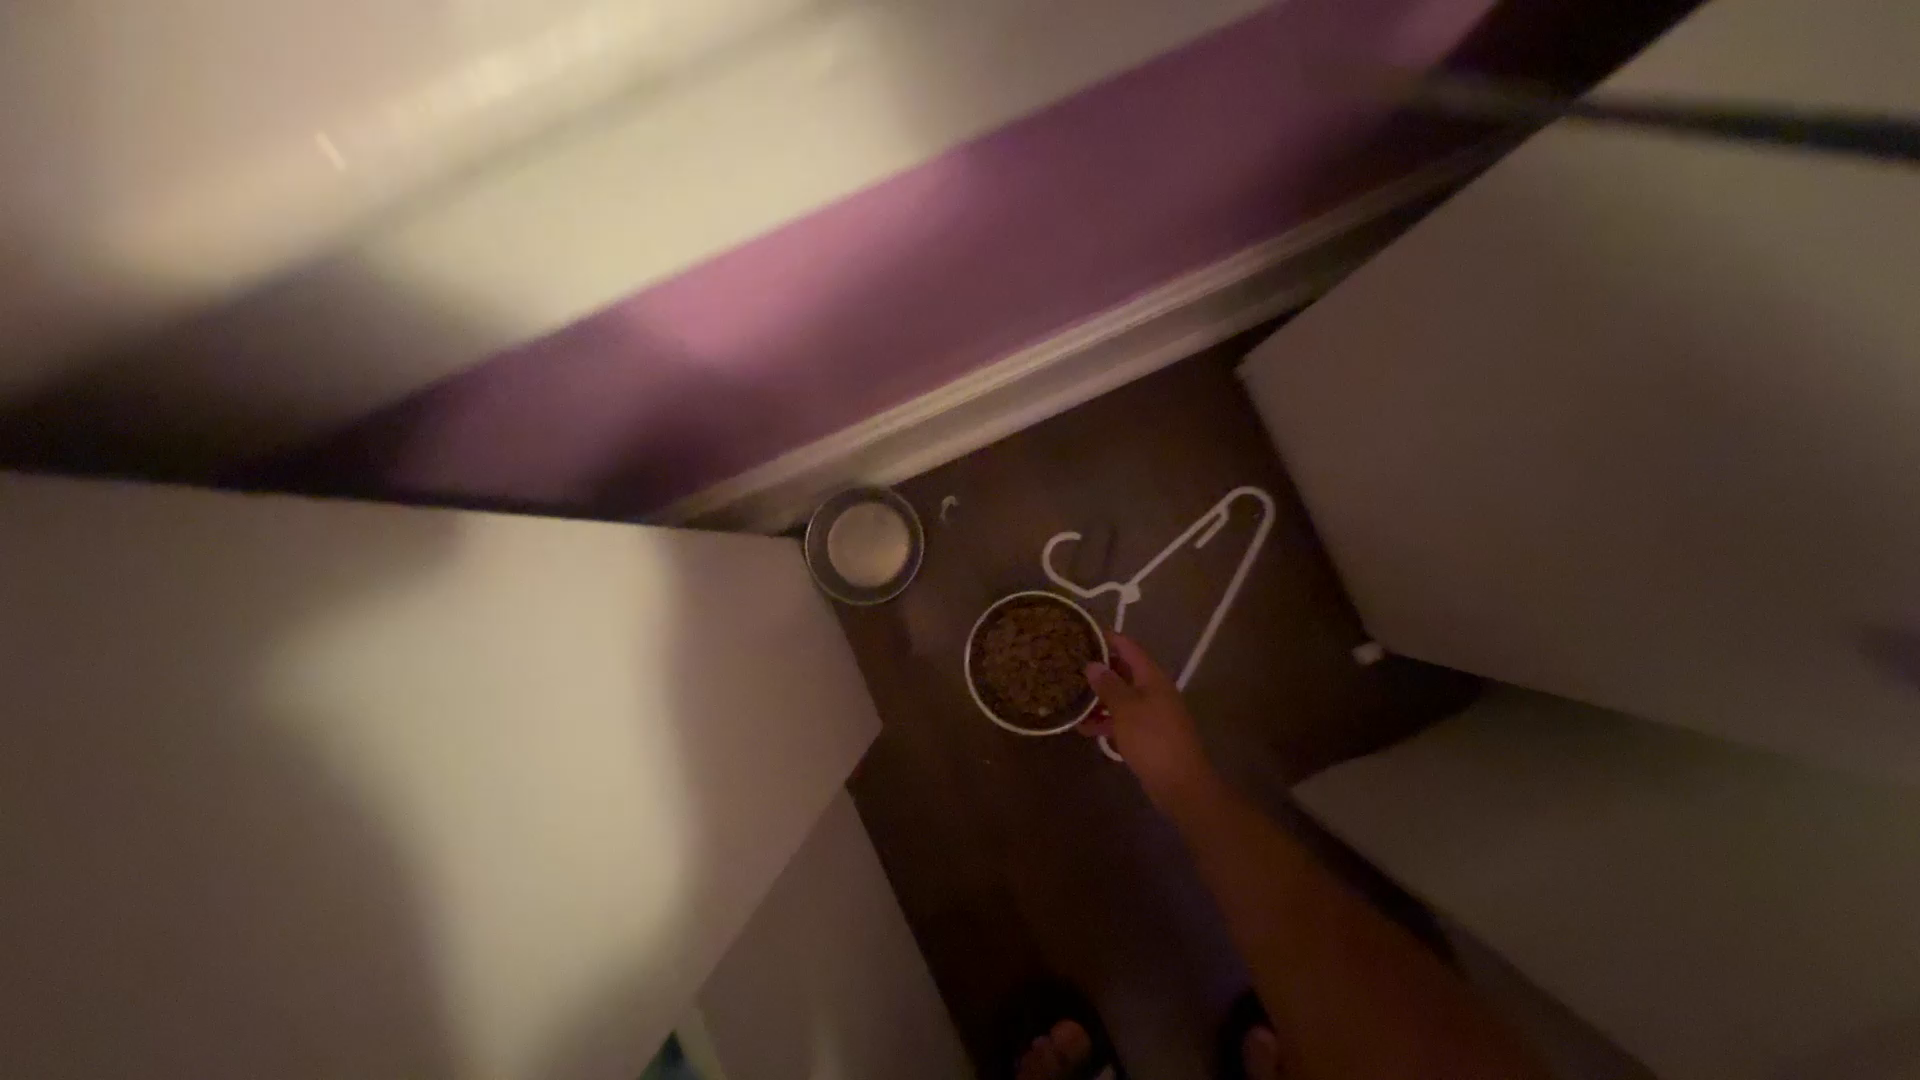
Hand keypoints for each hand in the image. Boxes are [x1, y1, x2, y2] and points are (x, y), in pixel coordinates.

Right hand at [1078, 632, 1218, 806]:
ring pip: (1121, 697)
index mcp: (1152, 678)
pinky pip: (1122, 719)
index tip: (1082, 632)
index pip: (1129, 647)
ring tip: (1070, 695)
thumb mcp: (1126, 709)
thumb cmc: (1152, 739)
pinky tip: (1083, 727)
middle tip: (1069, 664)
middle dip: (1098, 668)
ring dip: (1098, 697)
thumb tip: (1092, 664)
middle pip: (1124, 671)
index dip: (1107, 638)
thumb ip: (1108, 685)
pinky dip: (1105, 720)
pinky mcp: (1146, 734)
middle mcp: (1153, 690)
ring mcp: (1151, 713)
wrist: (1180, 783)